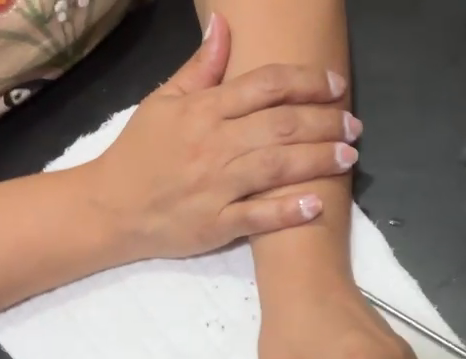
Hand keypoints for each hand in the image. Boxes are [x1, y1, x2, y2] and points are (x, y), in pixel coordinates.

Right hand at [81, 14, 359, 260]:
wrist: (111, 208)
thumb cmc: (140, 154)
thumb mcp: (163, 102)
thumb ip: (199, 68)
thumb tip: (224, 26)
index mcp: (204, 110)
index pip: (265, 86)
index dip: (306, 82)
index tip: (335, 85)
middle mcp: (214, 144)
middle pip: (280, 125)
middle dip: (324, 122)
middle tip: (353, 125)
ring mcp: (216, 187)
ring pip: (276, 167)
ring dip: (317, 160)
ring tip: (349, 157)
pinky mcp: (216, 225)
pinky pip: (258, 218)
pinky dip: (288, 212)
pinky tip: (317, 204)